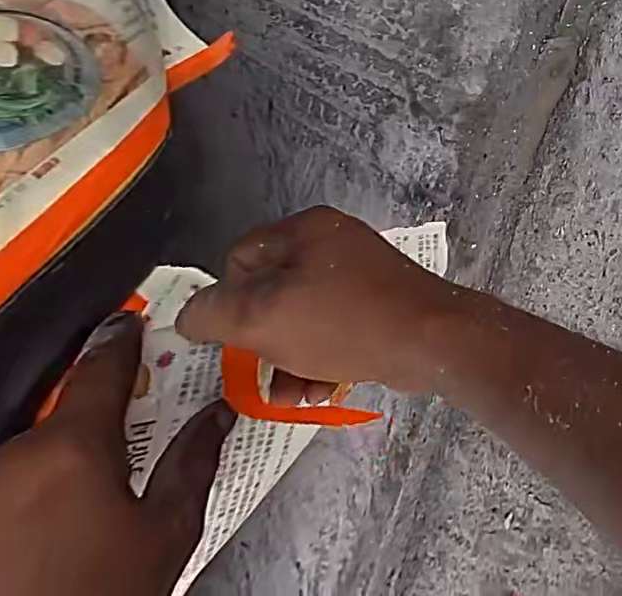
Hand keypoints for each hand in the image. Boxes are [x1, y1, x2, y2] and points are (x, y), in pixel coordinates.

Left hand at [0, 312, 231, 595]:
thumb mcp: (162, 538)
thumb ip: (192, 464)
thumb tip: (215, 416)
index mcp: (72, 450)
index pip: (102, 370)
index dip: (118, 342)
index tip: (123, 326)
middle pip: (40, 437)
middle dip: (64, 457)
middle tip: (83, 497)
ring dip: (4, 497)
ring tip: (23, 550)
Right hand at [176, 206, 468, 398]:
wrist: (428, 338)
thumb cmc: (343, 320)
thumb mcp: (262, 315)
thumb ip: (213, 311)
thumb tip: (193, 312)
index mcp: (308, 229)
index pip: (239, 258)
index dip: (228, 300)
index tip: (233, 334)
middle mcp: (334, 243)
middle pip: (269, 292)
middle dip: (258, 338)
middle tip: (258, 369)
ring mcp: (359, 274)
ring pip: (299, 318)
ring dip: (285, 359)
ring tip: (287, 393)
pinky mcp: (376, 303)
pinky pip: (330, 330)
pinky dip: (317, 359)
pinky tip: (316, 391)